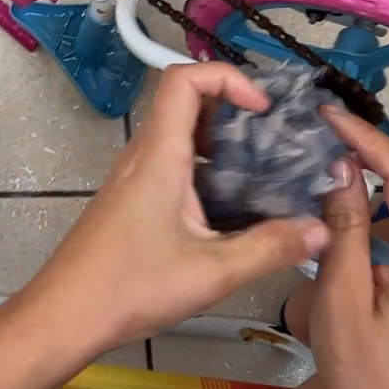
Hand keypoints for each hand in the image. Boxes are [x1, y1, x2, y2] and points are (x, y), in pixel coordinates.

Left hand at [22, 63, 328, 355]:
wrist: (67, 310)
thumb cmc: (131, 285)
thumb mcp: (211, 272)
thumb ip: (269, 248)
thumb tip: (321, 230)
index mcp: (159, 153)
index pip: (183, 79)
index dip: (226, 78)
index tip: (263, 109)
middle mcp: (144, 152)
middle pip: (185, 101)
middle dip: (233, 107)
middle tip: (276, 138)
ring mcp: (136, 173)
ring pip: (180, 132)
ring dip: (221, 139)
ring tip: (266, 169)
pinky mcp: (134, 194)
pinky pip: (173, 160)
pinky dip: (205, 165)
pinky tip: (234, 203)